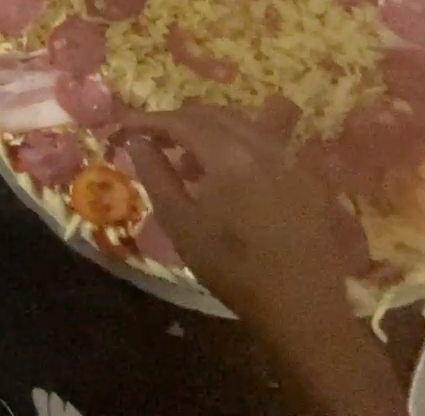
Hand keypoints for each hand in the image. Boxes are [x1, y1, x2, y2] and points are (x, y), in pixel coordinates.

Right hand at [120, 107, 349, 325]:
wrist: (301, 309)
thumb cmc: (230, 265)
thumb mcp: (177, 219)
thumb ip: (154, 172)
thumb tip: (137, 141)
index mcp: (229, 156)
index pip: (179, 121)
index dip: (145, 120)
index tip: (119, 127)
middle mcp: (263, 149)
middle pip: (212, 115)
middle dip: (175, 120)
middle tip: (148, 138)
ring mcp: (291, 164)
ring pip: (241, 125)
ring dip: (206, 130)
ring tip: (183, 157)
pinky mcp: (305, 182)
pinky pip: (264, 145)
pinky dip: (235, 145)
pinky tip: (221, 173)